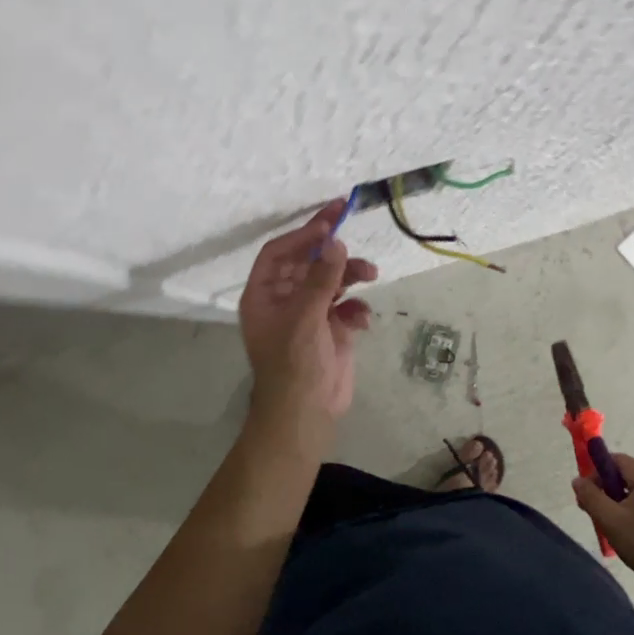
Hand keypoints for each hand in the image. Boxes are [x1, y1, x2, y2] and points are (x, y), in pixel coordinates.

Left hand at [238, 199, 377, 421]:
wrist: (306, 413)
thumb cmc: (294, 363)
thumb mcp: (305, 316)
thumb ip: (321, 278)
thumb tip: (334, 243)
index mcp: (263, 296)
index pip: (279, 253)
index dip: (302, 235)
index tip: (329, 221)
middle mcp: (283, 301)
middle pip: (306, 263)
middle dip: (329, 249)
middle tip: (349, 221)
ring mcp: (308, 316)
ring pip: (330, 282)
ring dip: (349, 275)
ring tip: (370, 273)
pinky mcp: (331, 332)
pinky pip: (345, 308)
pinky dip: (356, 308)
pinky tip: (361, 318)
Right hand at [572, 453, 633, 611]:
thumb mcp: (610, 521)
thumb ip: (590, 497)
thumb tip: (578, 480)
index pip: (616, 460)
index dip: (597, 473)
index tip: (588, 496)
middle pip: (630, 475)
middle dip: (610, 490)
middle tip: (599, 514)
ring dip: (625, 503)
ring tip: (618, 528)